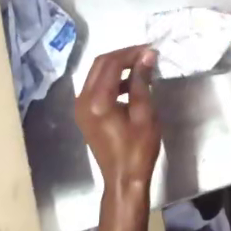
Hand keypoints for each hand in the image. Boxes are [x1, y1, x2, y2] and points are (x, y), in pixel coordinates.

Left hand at [75, 45, 162, 194]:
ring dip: (117, 66)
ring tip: (141, 66)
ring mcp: (81, 107)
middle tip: (145, 54)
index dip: (131, 53)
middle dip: (123, 56)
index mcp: (98, 101)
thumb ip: (141, 82)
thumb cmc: (137, 150)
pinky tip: (130, 84)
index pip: (112, 63)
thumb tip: (146, 55)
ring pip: (97, 73)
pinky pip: (96, 86)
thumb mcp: (144, 114)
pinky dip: (112, 80)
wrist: (123, 180)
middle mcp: (83, 100)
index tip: (150, 50)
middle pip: (100, 64)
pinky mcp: (84, 114)